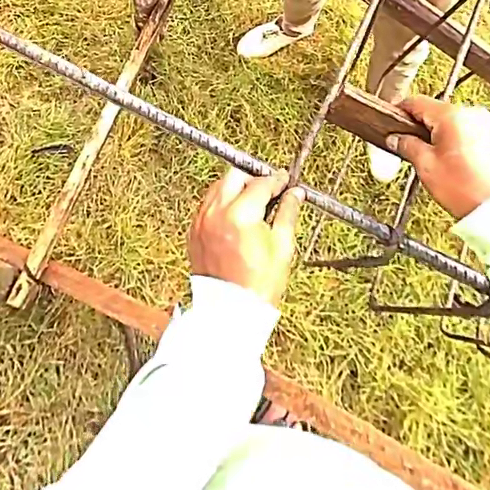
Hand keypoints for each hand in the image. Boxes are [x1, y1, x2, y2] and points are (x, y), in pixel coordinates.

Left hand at [188, 169, 303, 306]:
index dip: (276, 180)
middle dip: (253, 180)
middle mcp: (216, 213)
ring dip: (235, 189)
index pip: (260, 183)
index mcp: (240, 215)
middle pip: (234, 176)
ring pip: (218, 188)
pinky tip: (236, 217)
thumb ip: (288, 213)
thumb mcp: (282, 246)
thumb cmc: (258, 285)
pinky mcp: (194, 232)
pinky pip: (207, 205)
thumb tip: (295, 194)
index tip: (285, 182)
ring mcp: (202, 222)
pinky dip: (221, 204)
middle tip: (268, 191)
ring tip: (252, 205)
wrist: (231, 313)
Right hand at [387, 96, 489, 219]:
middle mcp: (472, 112)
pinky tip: (460, 163)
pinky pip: (473, 131)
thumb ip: (407, 146)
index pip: (417, 102)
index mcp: (451, 115)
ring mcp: (489, 123)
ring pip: (456, 122)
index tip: (394, 123)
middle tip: (415, 150)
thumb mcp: (427, 167)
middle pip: (438, 112)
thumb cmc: (466, 189)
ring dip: (444, 135)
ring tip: (441, 162)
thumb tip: (397, 138)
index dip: (401, 112)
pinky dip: (463, 141)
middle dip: (424, 127)